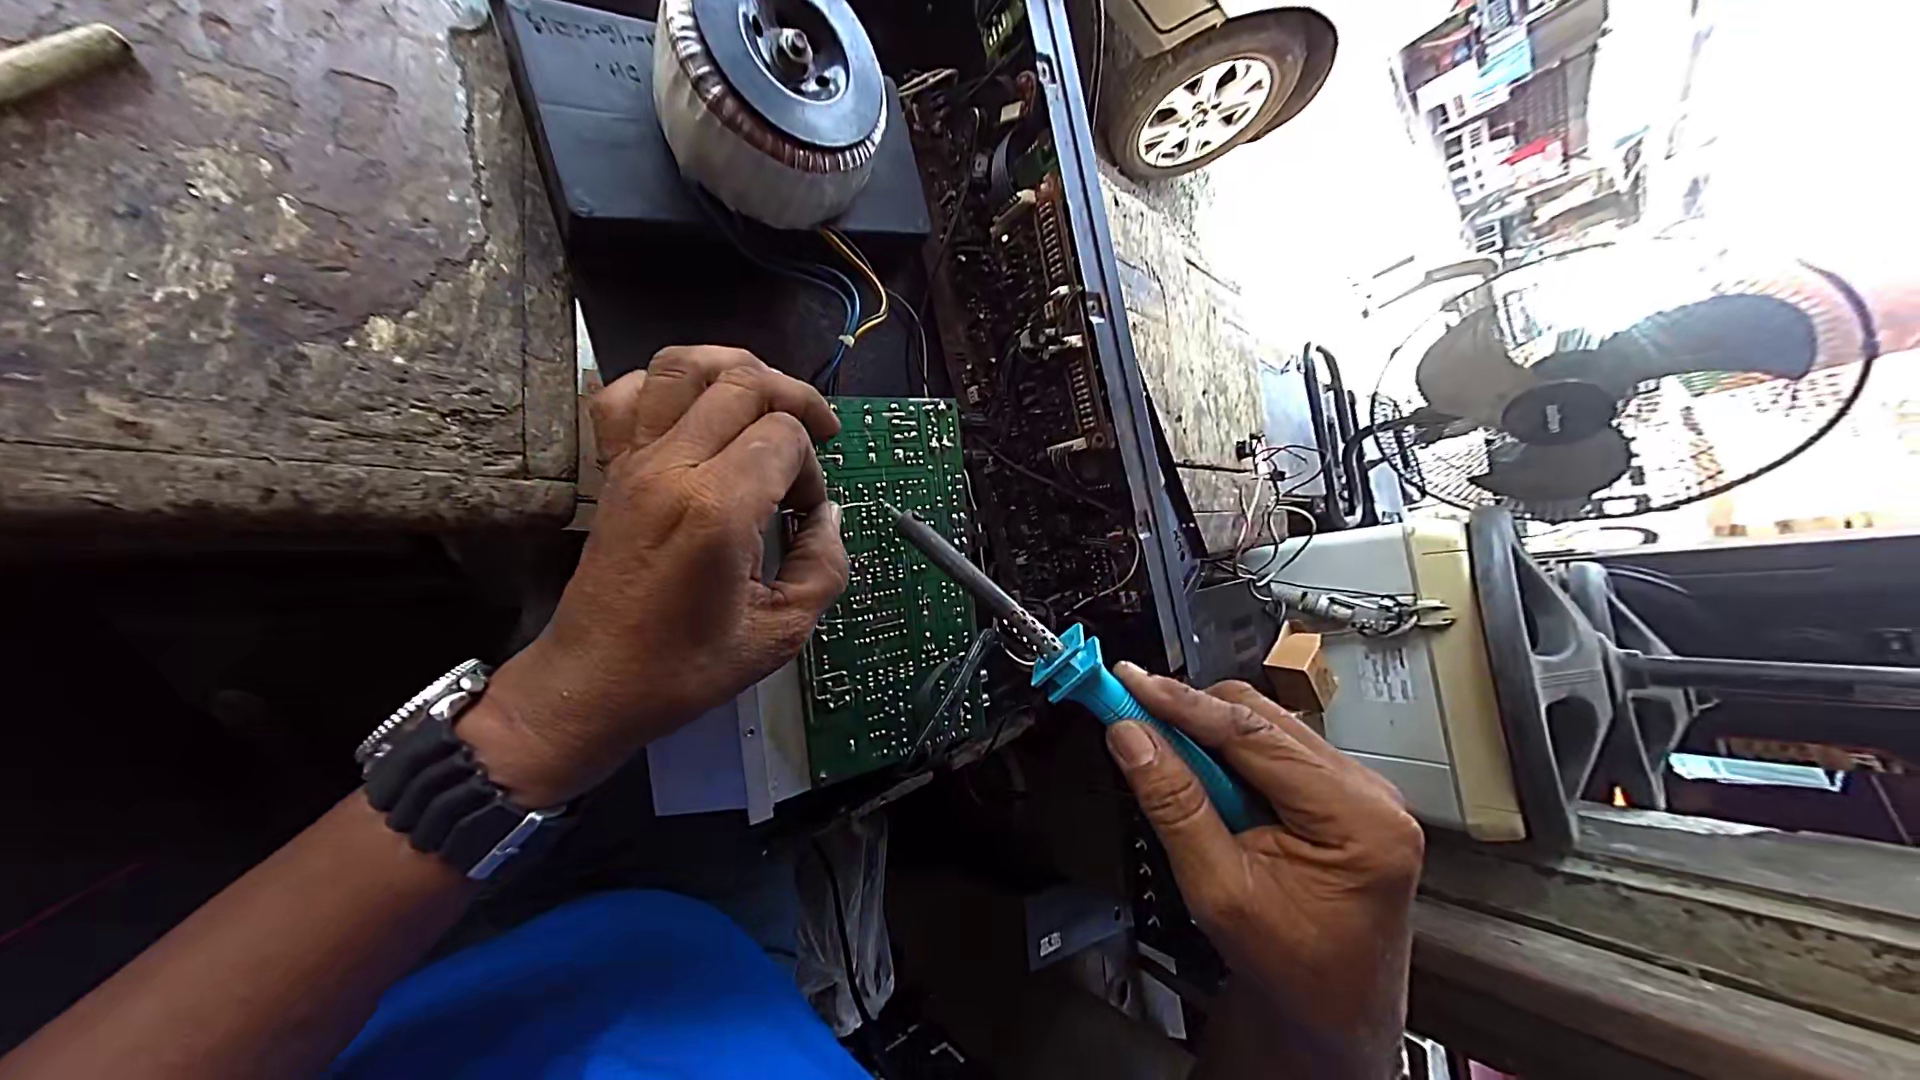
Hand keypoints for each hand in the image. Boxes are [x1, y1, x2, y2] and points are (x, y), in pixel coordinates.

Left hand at [460, 347, 849, 805]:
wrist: (592, 684)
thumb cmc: (688, 667)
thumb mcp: (783, 631)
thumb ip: (824, 565)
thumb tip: (828, 514)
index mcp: (717, 508)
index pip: (784, 436)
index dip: (812, 467)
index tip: (806, 513)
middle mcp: (672, 467)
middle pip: (744, 383)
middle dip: (796, 401)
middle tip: (818, 437)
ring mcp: (633, 460)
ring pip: (684, 365)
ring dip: (738, 370)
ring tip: (767, 403)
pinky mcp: (611, 467)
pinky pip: (629, 391)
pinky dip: (669, 384)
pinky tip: (698, 413)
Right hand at [1108, 666, 1423, 1077]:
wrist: (1331, 1017)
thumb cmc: (1293, 971)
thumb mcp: (1219, 891)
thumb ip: (1174, 805)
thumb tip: (1132, 736)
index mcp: (1358, 818)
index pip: (1253, 733)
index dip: (1181, 702)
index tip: (1128, 682)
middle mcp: (1366, 791)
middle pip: (1257, 716)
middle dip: (1187, 713)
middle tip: (1127, 710)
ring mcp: (1353, 789)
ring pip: (1257, 725)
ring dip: (1200, 733)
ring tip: (1157, 752)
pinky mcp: (1330, 792)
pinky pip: (1264, 747)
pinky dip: (1218, 752)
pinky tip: (1194, 774)